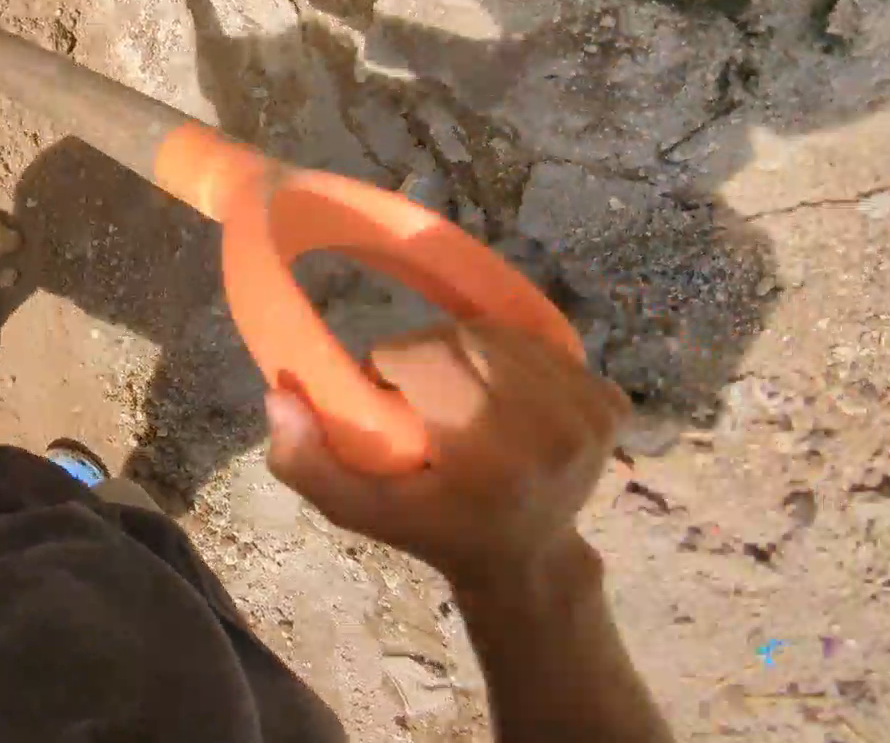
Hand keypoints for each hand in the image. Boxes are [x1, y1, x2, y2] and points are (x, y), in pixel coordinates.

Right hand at [265, 323, 630, 594]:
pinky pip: (536, 342)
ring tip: (450, 389)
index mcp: (492, 453)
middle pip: (462, 337)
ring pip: (497, 332)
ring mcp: (591, 413)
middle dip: (424, 354)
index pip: (427, 354)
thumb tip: (277, 395)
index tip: (387, 397)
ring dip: (461, 348)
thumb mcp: (353, 508)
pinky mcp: (612, 402)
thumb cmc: (429, 528)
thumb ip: (304, 460)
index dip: (392, 365)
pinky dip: (504, 353)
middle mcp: (554, 427)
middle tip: (413, 392)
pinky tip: (495, 390)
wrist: (524, 558)